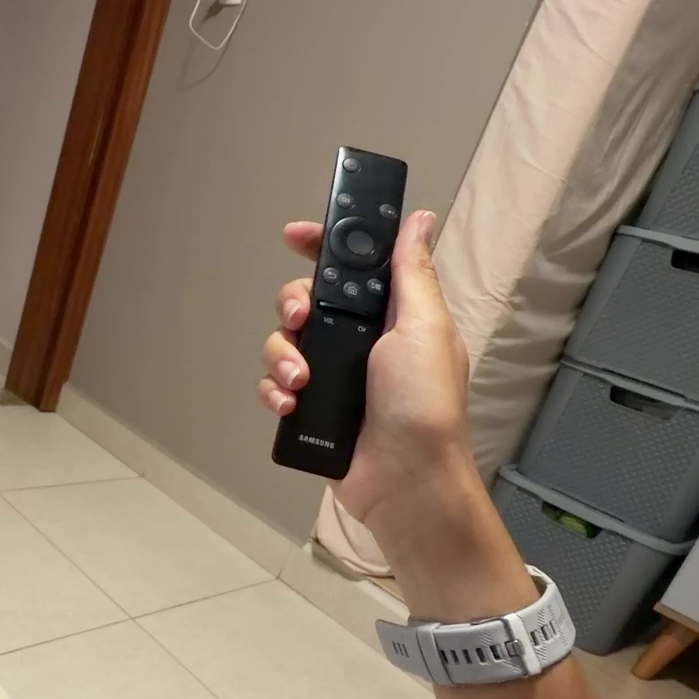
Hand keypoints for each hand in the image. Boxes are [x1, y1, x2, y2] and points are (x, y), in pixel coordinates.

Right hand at [258, 211, 535, 621]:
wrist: (405, 479)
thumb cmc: (423, 400)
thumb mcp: (424, 328)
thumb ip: (412, 274)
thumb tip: (418, 219)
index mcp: (385, 316)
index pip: (348, 269)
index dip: (320, 246)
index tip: (293, 235)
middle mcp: (354, 342)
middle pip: (303, 303)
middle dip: (292, 306)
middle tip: (299, 319)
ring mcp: (328, 377)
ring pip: (281, 346)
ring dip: (281, 357)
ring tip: (299, 383)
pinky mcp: (308, 410)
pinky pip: (274, 388)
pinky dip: (275, 393)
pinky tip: (289, 405)